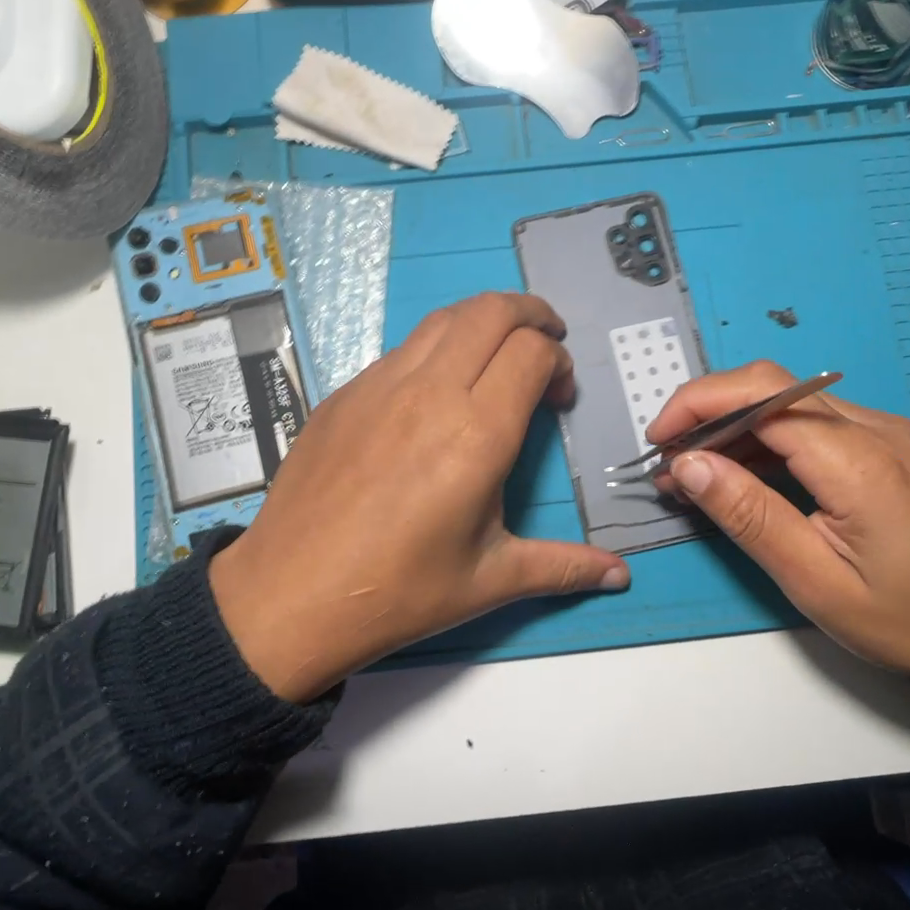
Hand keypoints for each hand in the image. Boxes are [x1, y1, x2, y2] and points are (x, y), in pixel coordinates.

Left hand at [209, 293, 629, 701]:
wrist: (289, 598)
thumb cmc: (399, 593)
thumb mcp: (490, 581)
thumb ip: (563, 567)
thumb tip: (620, 577)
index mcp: (477, 434)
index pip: (533, 352)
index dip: (559, 362)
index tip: (559, 399)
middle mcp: (430, 393)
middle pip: (491, 311)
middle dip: (531, 313)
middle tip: (547, 341)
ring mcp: (378, 386)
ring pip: (442, 320)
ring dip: (482, 322)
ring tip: (496, 355)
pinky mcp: (343, 395)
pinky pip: (401, 350)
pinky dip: (435, 350)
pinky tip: (433, 395)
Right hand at [645, 362, 909, 681]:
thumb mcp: (818, 582)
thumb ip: (750, 515)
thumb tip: (686, 464)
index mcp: (857, 460)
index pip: (759, 395)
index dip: (697, 406)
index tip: (657, 444)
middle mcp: (874, 427)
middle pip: (771, 386)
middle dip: (708, 412)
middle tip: (670, 463)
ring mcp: (887, 431)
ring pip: (791, 402)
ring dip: (734, 427)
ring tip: (695, 476)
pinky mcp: (891, 445)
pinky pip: (816, 424)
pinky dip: (768, 439)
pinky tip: (744, 475)